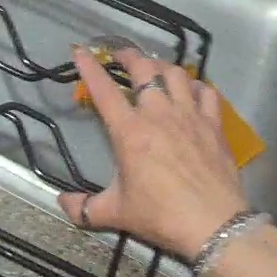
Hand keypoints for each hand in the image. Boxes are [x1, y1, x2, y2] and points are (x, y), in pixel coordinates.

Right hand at [59, 47, 252, 259]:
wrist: (214, 226)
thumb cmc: (161, 216)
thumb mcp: (116, 213)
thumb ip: (85, 208)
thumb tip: (62, 203)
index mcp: (130, 131)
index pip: (104, 89)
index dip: (89, 67)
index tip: (80, 51)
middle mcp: (159, 114)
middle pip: (144, 69)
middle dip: (128, 55)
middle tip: (119, 55)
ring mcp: (189, 116)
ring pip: (175, 74)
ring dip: (161, 66)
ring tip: (154, 68)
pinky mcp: (213, 125)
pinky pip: (206, 92)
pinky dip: (196, 85)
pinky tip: (191, 89)